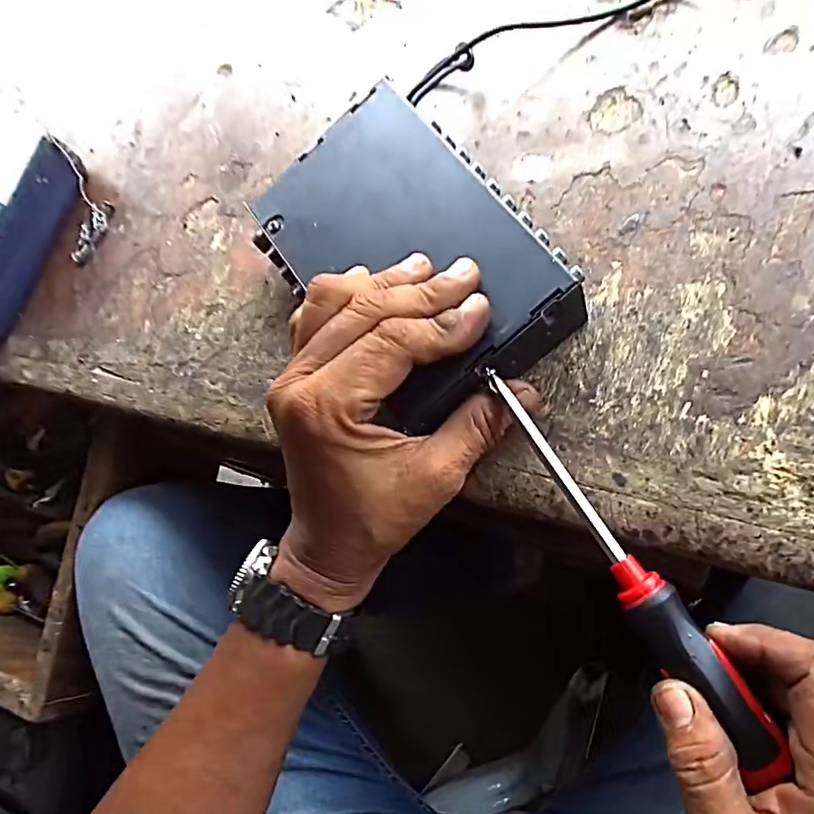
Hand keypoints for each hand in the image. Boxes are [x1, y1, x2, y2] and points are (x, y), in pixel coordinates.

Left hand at [266, 254, 541, 611]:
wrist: (330, 545)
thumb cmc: (372, 520)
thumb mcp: (436, 477)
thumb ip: (477, 427)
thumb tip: (520, 393)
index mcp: (328, 407)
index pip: (391, 342)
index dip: (442, 323)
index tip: (479, 309)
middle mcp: (301, 383)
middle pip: (364, 311)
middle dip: (421, 290)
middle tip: (464, 274)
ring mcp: (293, 377)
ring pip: (333, 303)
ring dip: (384, 283)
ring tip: (425, 268)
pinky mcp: (298, 379)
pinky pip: (316, 318)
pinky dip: (349, 296)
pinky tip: (373, 283)